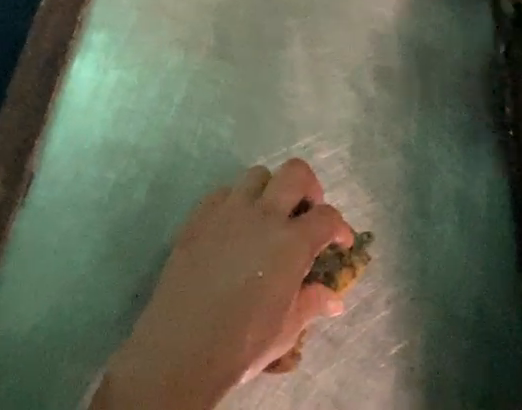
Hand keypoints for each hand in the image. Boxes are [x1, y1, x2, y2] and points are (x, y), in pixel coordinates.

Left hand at [95, 160, 354, 409]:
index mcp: (291, 242)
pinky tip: (234, 227)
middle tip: (307, 213)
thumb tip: (334, 299)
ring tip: (269, 216)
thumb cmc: (241, 343)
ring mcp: (228, 211)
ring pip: (257, 175)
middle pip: (296, 173)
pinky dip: (236, 202)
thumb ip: (311, 304)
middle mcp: (263, 215)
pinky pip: (223, 193)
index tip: (340, 242)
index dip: (340, 227)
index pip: (327, 217)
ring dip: (270, 190)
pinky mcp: (198, 217)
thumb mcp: (286, 330)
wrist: (181, 347)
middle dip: (310, 188)